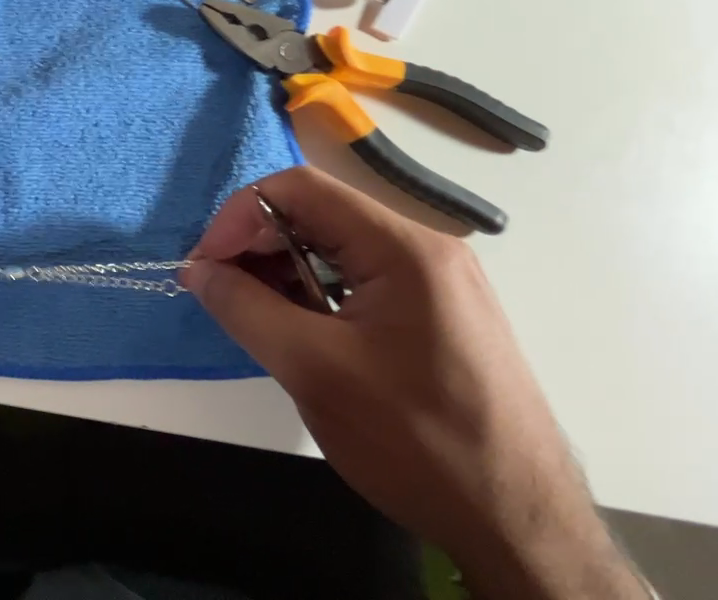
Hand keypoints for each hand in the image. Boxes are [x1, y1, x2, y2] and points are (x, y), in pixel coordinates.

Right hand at [181, 167, 644, 599]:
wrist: (520, 527)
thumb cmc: (416, 441)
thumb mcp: (312, 370)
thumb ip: (243, 307)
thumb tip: (196, 270)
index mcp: (405, 248)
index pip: (300, 189)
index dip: (239, 216)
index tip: (205, 266)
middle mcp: (425, 250)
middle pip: (317, 213)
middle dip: (256, 244)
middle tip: (220, 292)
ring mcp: (436, 283)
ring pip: (334, 246)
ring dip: (281, 270)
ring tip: (255, 316)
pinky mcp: (435, 314)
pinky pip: (357, 278)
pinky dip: (313, 292)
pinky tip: (297, 331)